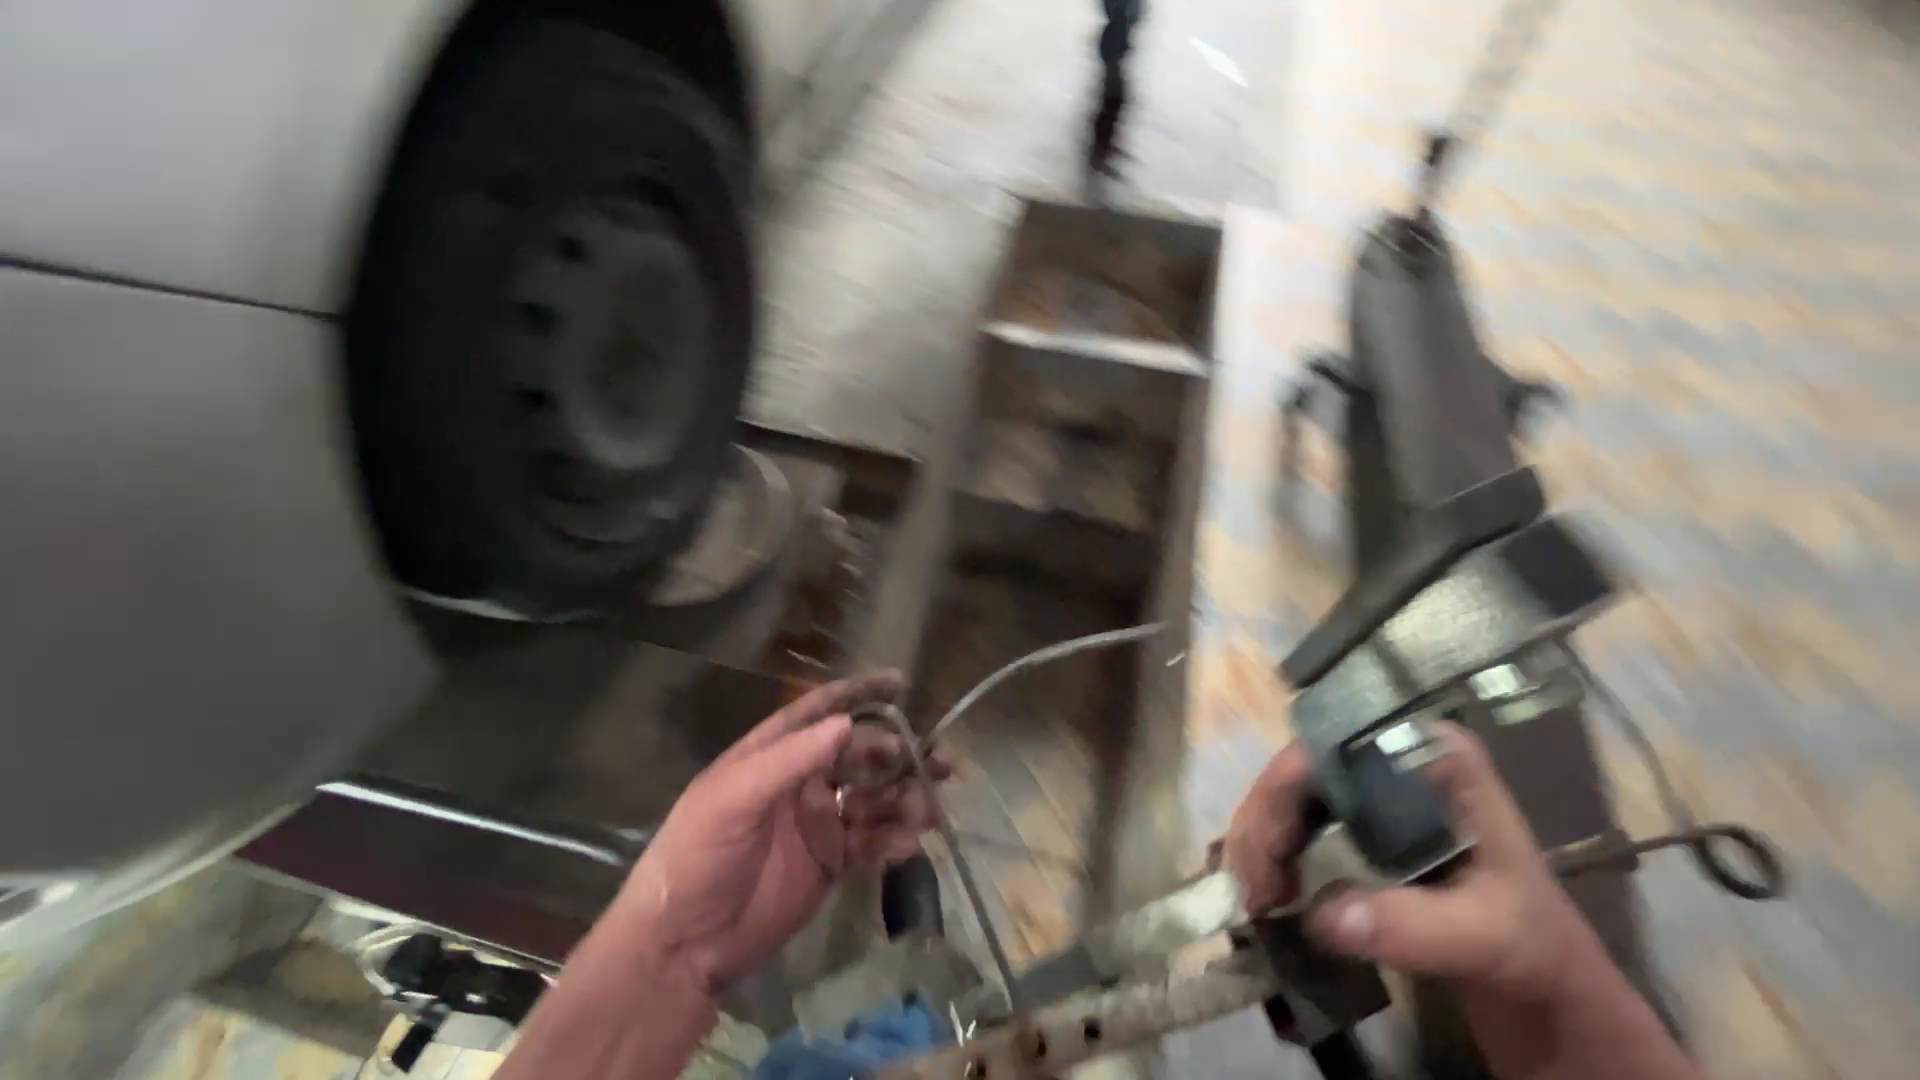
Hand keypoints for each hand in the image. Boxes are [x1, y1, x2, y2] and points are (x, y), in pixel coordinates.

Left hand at [610, 671, 947, 992]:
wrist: (682, 946)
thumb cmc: (697, 857)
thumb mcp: (733, 799)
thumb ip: (790, 760)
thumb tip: (847, 722)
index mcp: (772, 756)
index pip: (820, 712)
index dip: (859, 694)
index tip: (900, 682)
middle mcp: (800, 782)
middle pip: (860, 755)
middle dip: (898, 754)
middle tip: (935, 763)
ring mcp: (817, 823)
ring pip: (874, 798)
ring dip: (904, 798)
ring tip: (928, 811)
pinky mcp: (830, 863)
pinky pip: (872, 842)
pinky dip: (894, 840)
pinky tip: (909, 844)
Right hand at [1223, 724, 1590, 1001]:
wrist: (1545, 977)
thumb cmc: (1529, 944)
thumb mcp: (1485, 937)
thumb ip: (1413, 925)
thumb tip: (1320, 915)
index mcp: (1429, 753)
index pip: (1331, 748)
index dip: (1283, 791)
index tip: (1269, 855)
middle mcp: (1391, 755)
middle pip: (1297, 769)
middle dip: (1263, 824)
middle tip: (1256, 892)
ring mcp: (1370, 785)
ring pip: (1286, 795)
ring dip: (1259, 842)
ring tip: (1260, 901)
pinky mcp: (1356, 819)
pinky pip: (1294, 820)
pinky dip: (1271, 854)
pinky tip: (1271, 893)